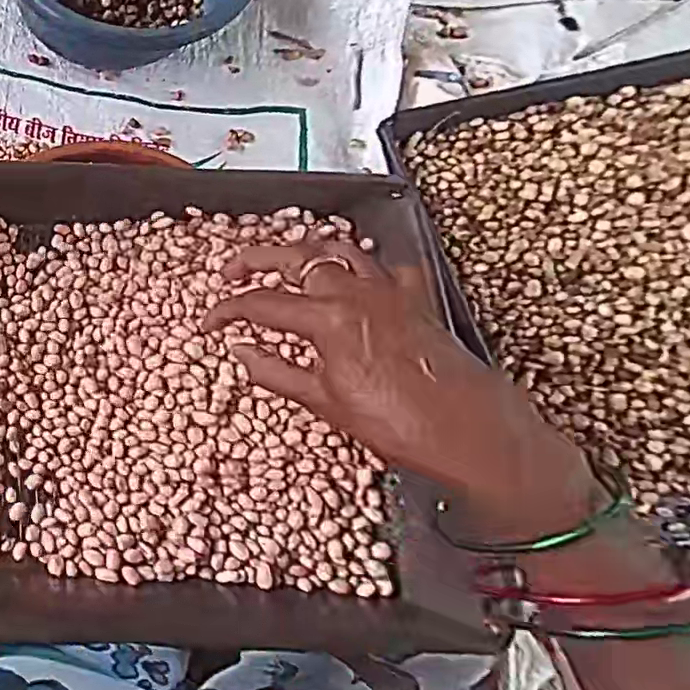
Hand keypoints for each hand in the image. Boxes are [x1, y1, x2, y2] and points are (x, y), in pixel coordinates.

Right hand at [202, 239, 601, 538]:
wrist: (478, 439)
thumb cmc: (400, 426)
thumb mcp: (321, 401)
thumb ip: (271, 369)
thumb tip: (240, 350)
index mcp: (327, 319)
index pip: (258, 303)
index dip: (225, 312)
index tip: (210, 324)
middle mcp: (358, 295)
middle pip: (295, 257)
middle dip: (254, 260)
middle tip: (231, 272)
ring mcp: (392, 294)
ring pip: (340, 250)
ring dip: (304, 253)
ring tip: (283, 265)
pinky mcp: (418, 303)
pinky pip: (387, 268)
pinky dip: (363, 268)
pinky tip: (353, 283)